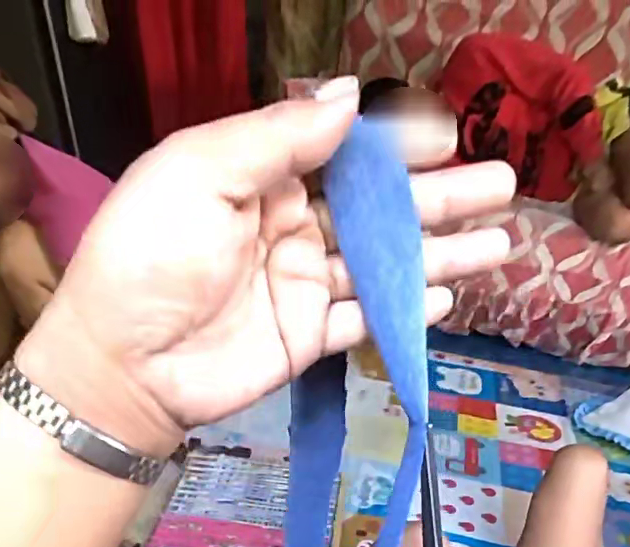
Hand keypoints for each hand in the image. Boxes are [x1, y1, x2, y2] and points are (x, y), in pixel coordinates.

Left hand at [17, 77, 516, 452]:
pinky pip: (366, 319)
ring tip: (498, 242)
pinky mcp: (309, 338)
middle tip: (502, 186)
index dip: (397, 145)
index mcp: (261, 177)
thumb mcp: (200, 173)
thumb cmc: (151, 255)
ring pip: (385, 265)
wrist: (127, 363)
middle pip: (379, 210)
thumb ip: (277, 139)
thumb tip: (350, 101)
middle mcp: (291, 228)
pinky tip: (446, 296)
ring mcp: (304, 287)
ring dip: (441, 254)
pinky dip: (406, 310)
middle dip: (440, 199)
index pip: (343, 152)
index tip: (447, 137)